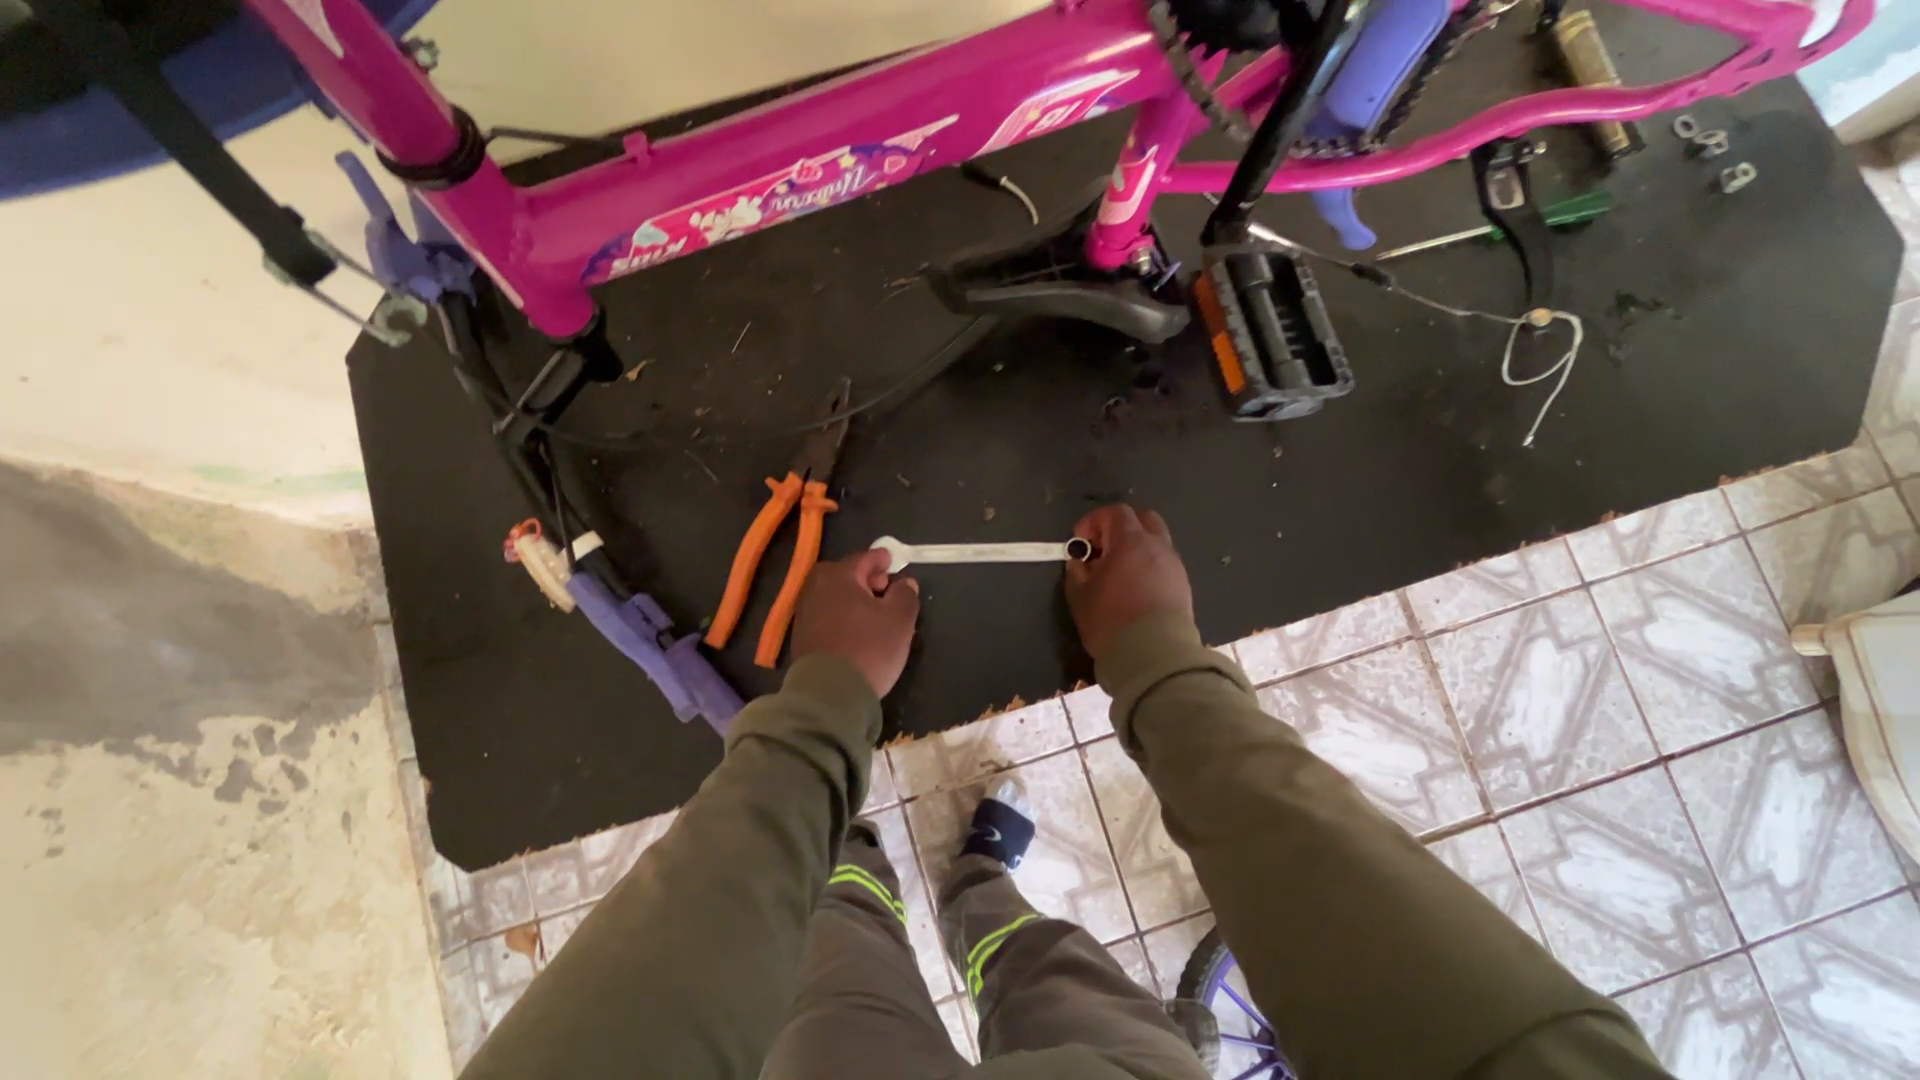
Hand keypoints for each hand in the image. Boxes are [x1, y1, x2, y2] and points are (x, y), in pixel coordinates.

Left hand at [791, 549, 921, 697]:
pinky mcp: (801, 637)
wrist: (828, 694)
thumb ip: (905, 595)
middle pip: (843, 574)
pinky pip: (826, 615)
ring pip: (833, 596)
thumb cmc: (868, 649)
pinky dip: (841, 614)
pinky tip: (854, 630)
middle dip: (864, 577)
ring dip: (852, 598)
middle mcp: (816, 589)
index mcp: (839, 577)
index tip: (892, 560)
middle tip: (883, 587)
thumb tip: (905, 582)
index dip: (880, 559)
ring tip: (872, 611)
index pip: (863, 558)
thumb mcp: (899, 620)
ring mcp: (805, 614)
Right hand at [1064, 504, 1193, 660]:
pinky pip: (1163, 563)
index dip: (1094, 521)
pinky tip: (1135, 588)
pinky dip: (1148, 565)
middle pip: (1143, 519)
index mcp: (1130, 542)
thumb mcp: (1080, 596)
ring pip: (1156, 541)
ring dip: (1136, 547)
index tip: (1080, 541)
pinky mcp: (1183, 585)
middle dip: (1120, 527)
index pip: (1115, 513)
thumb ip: (1077, 572)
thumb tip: (1081, 562)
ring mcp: (1174, 565)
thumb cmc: (1111, 620)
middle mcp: (1157, 546)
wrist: (1154, 655)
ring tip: (1119, 572)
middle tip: (1102, 549)